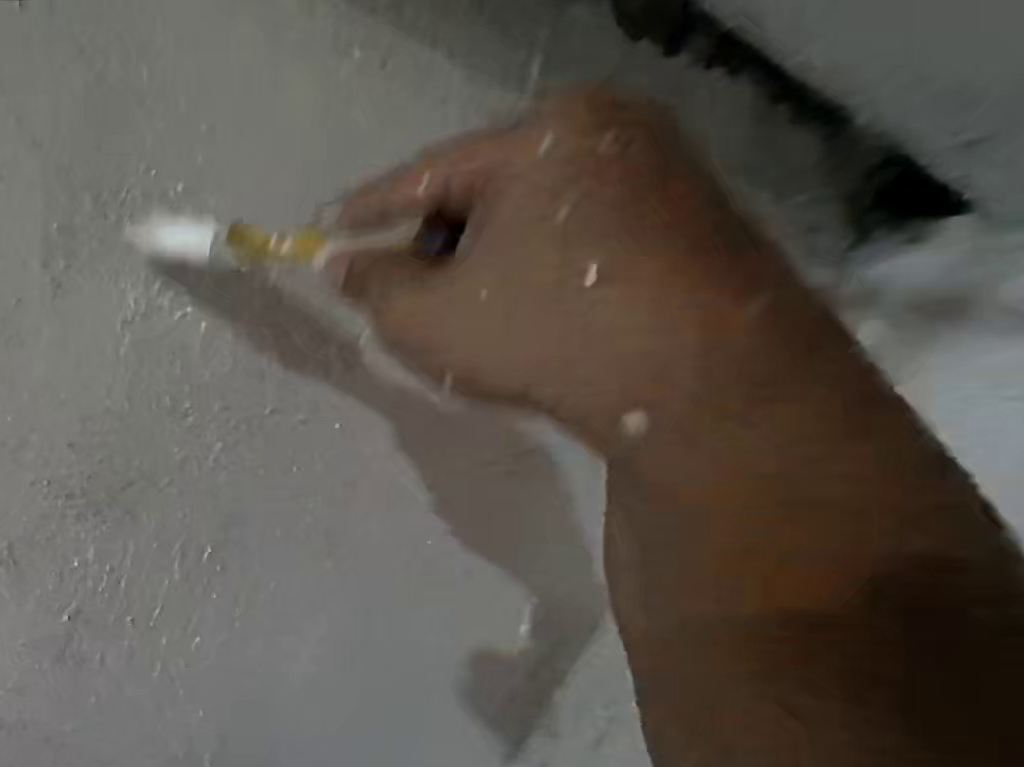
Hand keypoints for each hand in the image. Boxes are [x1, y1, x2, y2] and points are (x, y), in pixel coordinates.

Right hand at [332, 89, 846, 447]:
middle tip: (406, 294)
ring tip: (467, 313)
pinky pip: (573, 230)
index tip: (326, 232)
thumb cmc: (540, 333)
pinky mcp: (683, 214)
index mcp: (541, 138)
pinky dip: (530, 265)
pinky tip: (524, 312)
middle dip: (433, 243)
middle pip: (480, 190)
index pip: (424, 174)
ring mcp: (656, 168)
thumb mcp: (424, 316)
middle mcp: (606, 130)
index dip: (366, 211)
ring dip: (481, 258)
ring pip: (528, 213)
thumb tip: (340, 261)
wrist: (698, 380)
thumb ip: (371, 282)